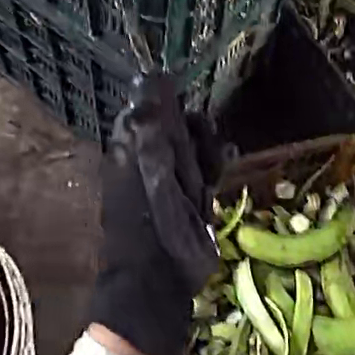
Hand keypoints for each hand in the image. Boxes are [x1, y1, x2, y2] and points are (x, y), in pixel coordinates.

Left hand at [85, 74, 220, 354]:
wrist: (158, 280)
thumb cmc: (148, 219)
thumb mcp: (149, 161)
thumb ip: (151, 118)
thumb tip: (151, 73)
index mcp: (130, 145)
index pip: (151, 104)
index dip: (171, 101)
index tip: (187, 110)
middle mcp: (147, 158)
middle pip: (178, 123)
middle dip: (194, 129)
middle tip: (202, 144)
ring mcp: (168, 179)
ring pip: (194, 145)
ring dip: (207, 149)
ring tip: (210, 168)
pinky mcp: (188, 197)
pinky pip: (205, 168)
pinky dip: (215, 166)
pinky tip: (223, 165)